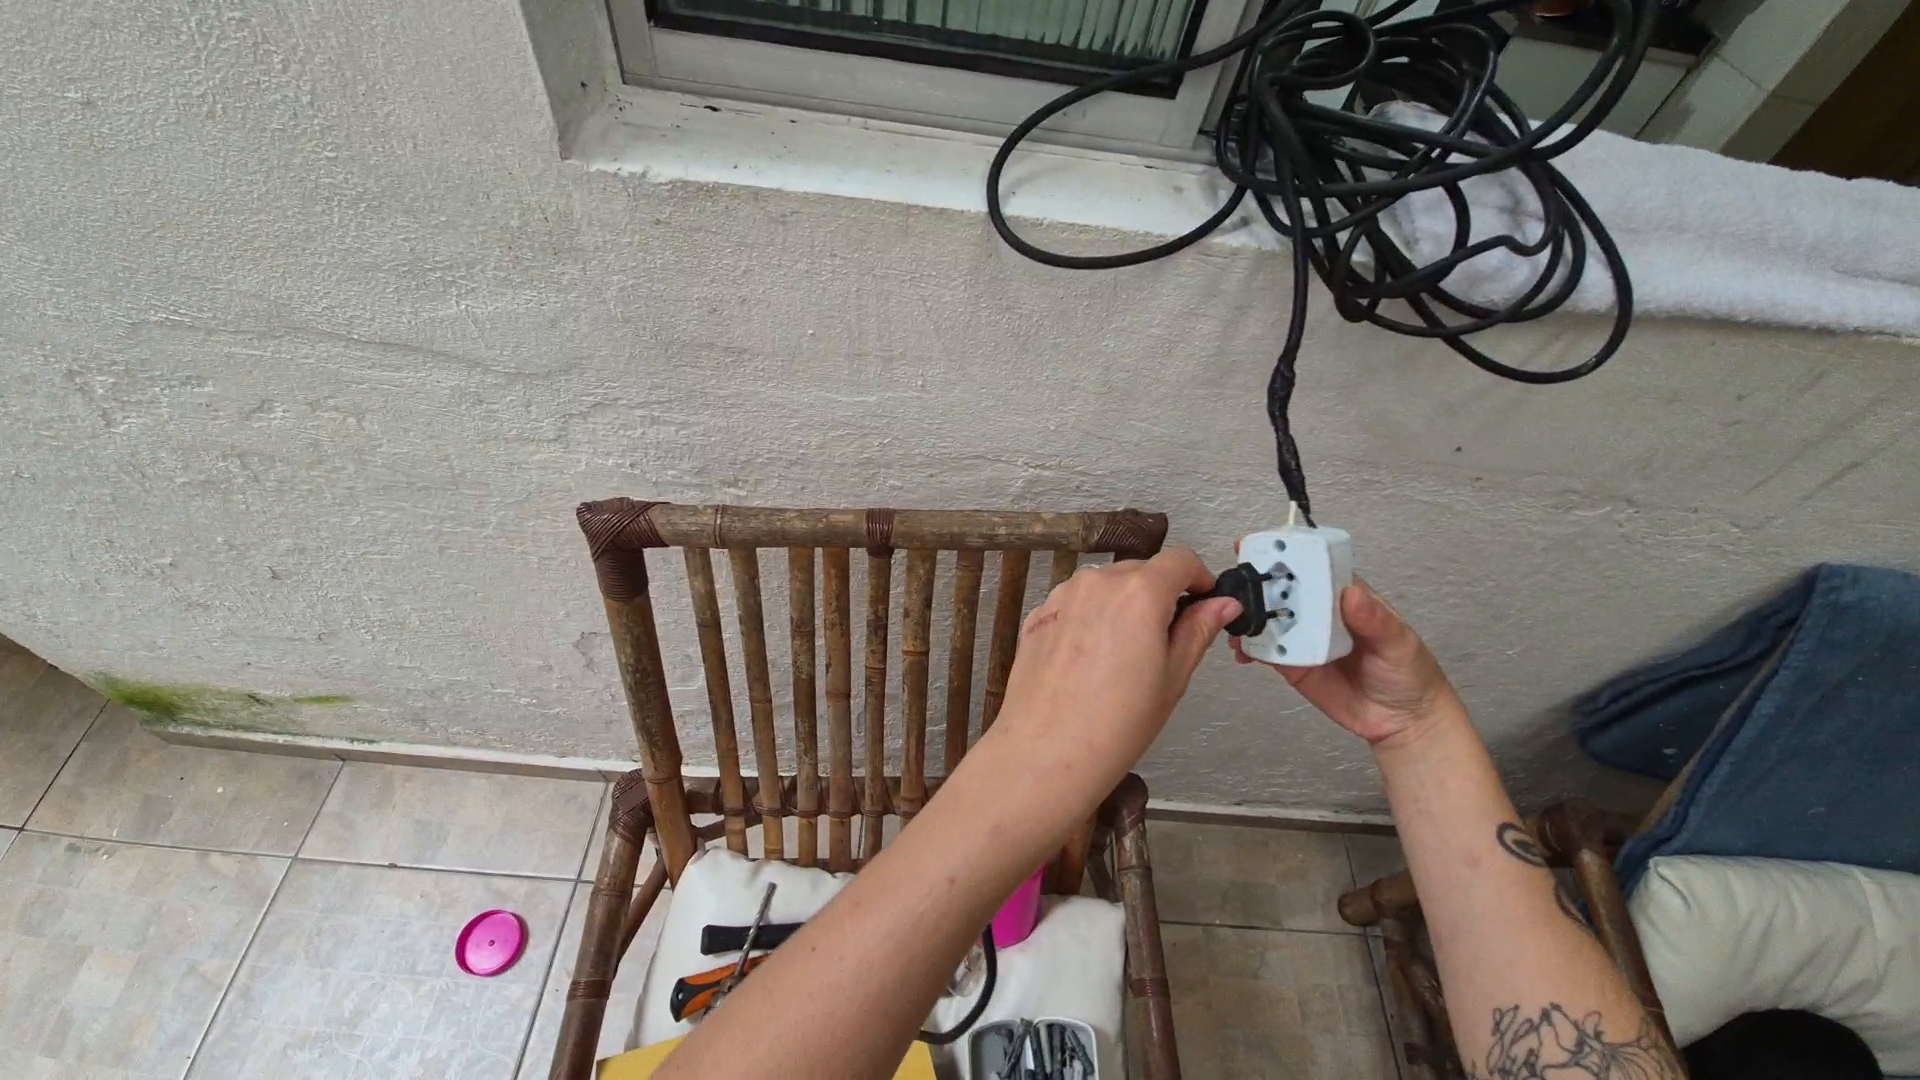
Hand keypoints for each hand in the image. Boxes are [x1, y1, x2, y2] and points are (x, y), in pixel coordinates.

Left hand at [984, 548, 1241, 802]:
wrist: (1046, 752)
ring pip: (1106, 585)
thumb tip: (1224, 604)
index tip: (1205, 601)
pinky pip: (1076, 603)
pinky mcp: (1038, 615)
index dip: (1199, 577)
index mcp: (1139, 592)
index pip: (1180, 560)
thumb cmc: (1115, 723)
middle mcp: (1097, 582)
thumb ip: (1199, 630)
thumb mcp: (1173, 677)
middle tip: (1167, 640)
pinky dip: (1091, 617)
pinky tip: (1091, 660)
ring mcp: (1062, 596)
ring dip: (1123, 604)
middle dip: (1160, 594)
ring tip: (1125, 656)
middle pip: (1141, 570)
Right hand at [1234, 578, 1459, 747]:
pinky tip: (1241, 650)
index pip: (1314, 569)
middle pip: (1283, 592)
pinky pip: (1266, 651)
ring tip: (1233, 621)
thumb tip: (1352, 592)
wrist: (1401, 721)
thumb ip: (1374, 619)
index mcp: (1343, 597)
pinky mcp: (1291, 664)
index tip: (1264, 546)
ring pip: (1268, 620)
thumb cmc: (1408, 672)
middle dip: (1258, 585)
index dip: (1289, 556)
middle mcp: (1319, 613)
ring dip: (1248, 617)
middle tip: (1236, 585)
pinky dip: (1249, 648)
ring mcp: (1302, 638)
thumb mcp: (1398, 642)